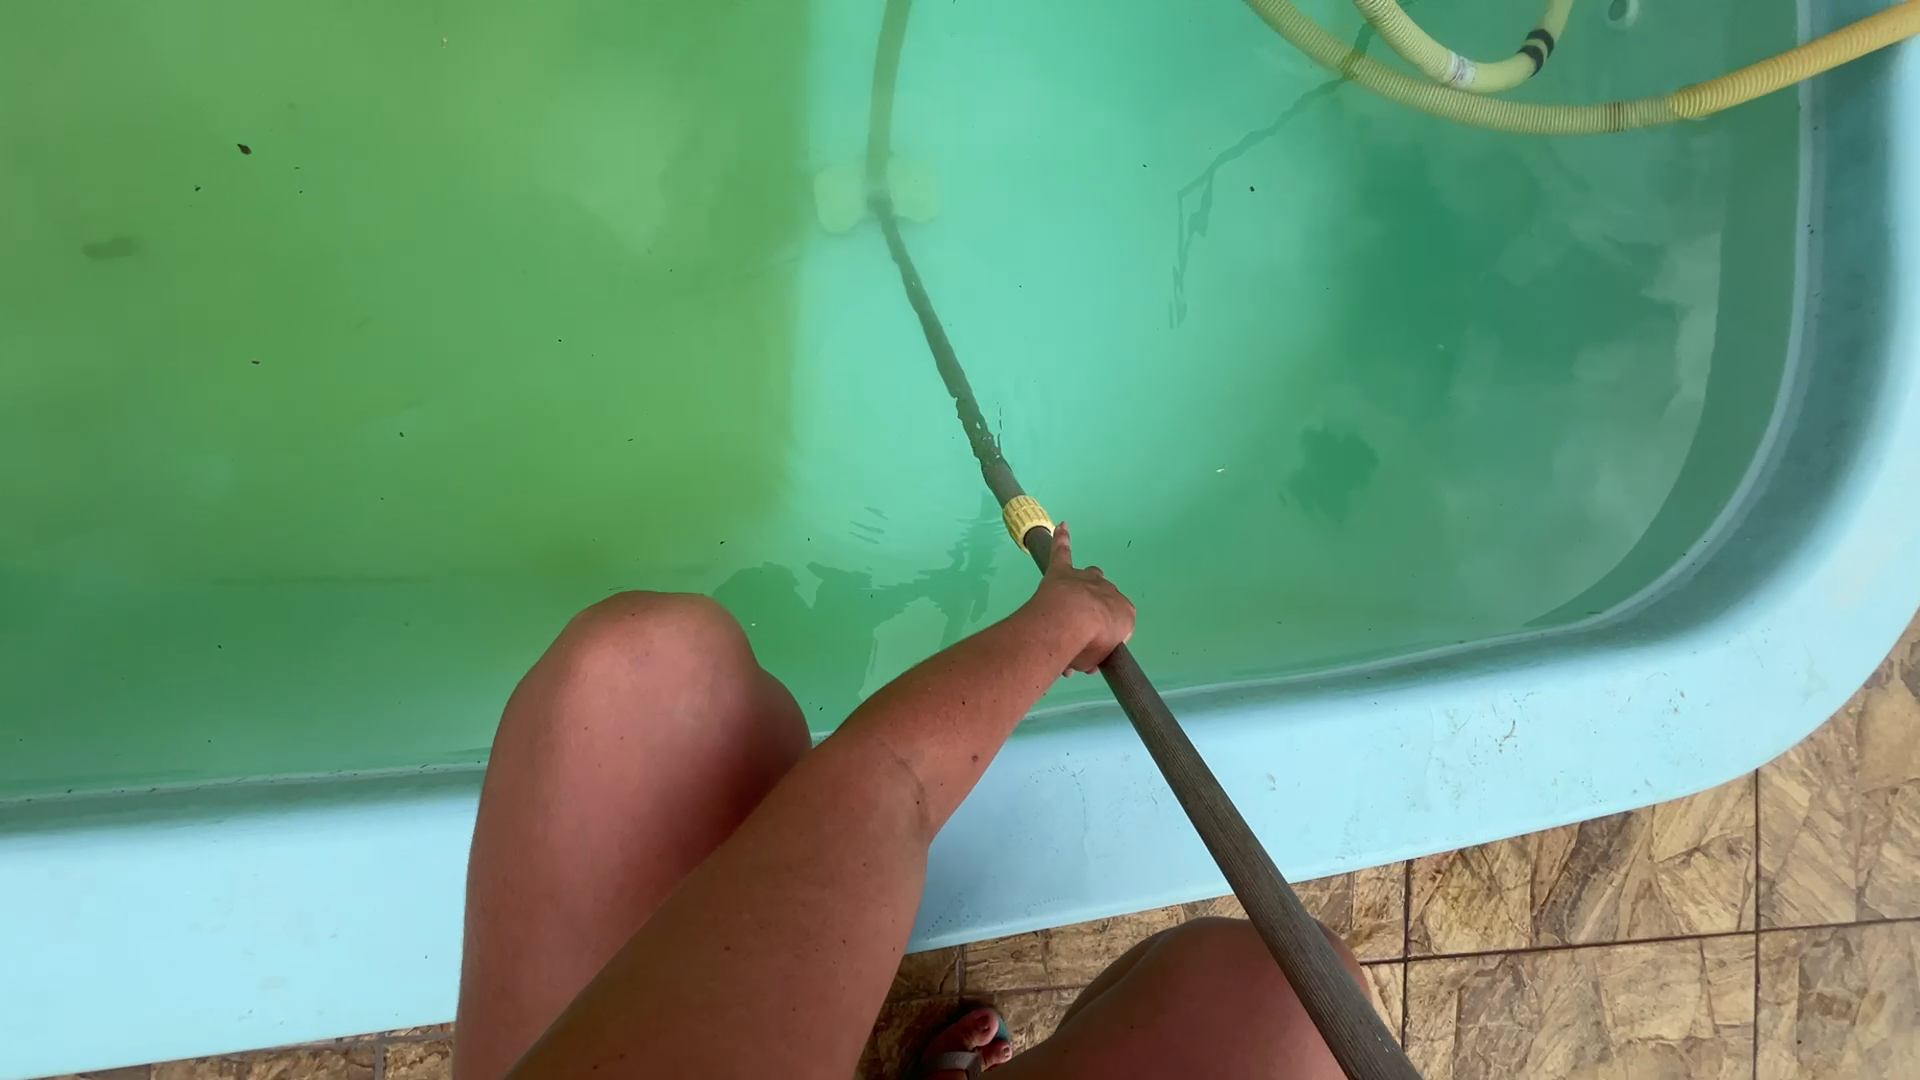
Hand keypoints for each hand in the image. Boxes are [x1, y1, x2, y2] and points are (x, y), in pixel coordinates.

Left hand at [1029, 521, 1134, 674]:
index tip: (1091, 648)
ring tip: (1071, 604)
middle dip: (1092, 616)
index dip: (1103, 638)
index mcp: (1125, 614)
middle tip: (1077, 635)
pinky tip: (1062, 526)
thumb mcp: (1093, 661)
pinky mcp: (1063, 570)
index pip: (1118, 626)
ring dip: (1083, 589)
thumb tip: (1078, 663)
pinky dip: (1062, 539)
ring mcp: (1086, 579)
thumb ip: (1088, 658)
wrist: (1070, 622)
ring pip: (1089, 578)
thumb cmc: (1087, 646)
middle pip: (1103, 602)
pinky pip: (1063, 551)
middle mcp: (1109, 592)